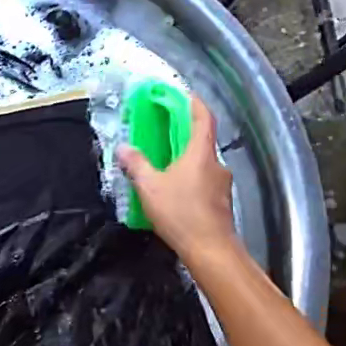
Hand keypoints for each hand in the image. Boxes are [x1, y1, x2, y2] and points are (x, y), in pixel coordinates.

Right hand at [117, 95, 241, 263]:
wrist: (211, 251)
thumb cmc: (182, 213)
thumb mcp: (150, 187)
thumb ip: (136, 165)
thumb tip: (123, 148)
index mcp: (201, 153)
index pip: (204, 118)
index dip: (195, 103)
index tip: (184, 95)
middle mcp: (216, 165)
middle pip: (203, 140)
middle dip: (185, 133)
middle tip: (166, 130)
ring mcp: (222, 185)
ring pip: (204, 163)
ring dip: (187, 160)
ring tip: (165, 164)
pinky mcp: (221, 203)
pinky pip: (205, 181)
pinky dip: (191, 179)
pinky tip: (175, 192)